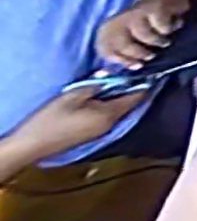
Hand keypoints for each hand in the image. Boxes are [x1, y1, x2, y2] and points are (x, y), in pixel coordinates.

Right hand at [2, 85, 143, 168]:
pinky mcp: (94, 134)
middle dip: (128, 91)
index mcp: (112, 112)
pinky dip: (108, 109)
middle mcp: (114, 122)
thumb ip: (94, 86)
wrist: (28, 146)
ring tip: (107, 90)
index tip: (144, 74)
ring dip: (117, 100)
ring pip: (120, 110)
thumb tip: (111, 78)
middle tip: (122, 80)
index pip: (138, 96)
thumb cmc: (49, 120)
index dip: (143, 84)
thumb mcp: (70, 98)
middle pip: (130, 103)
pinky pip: (109, 117)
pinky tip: (95, 105)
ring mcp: (105, 130)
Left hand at [96, 0, 190, 66]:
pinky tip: (174, 28)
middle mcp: (117, 22)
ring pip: (145, 36)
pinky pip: (163, 26)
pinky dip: (170, 29)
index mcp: (106, 31)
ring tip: (165, 42)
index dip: (122, 60)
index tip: (137, 66)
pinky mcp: (154, 9)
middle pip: (124, 44)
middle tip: (153, 56)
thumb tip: (111, 73)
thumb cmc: (147, 23)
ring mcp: (136, 15)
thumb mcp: (130, 36)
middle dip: (140, 53)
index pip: (107, 50)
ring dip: (158, 41)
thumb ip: (123, 51)